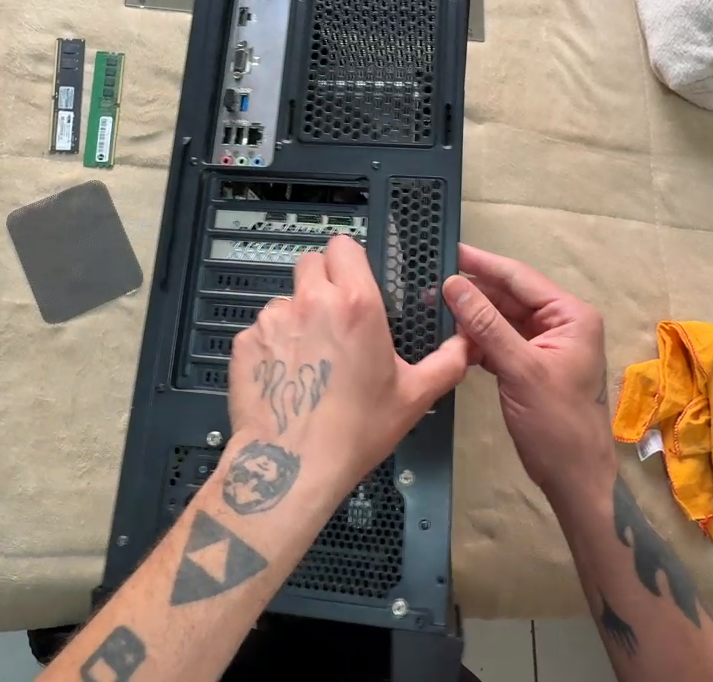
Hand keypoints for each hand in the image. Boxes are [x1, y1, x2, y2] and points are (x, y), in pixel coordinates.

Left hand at [225, 235, 470, 511]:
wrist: (293, 466)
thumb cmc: (356, 431)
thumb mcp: (414, 396)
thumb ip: (446, 362)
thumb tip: (466, 345)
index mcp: (355, 303)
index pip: (343, 246)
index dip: (349, 260)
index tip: (354, 281)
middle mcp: (311, 301)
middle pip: (310, 262)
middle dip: (322, 280)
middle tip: (334, 317)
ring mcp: (273, 319)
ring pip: (286, 297)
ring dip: (297, 315)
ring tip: (311, 356)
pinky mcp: (246, 342)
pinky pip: (261, 328)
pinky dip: (272, 343)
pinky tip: (287, 374)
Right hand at [444, 244, 615, 504]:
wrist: (574, 481)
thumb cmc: (557, 424)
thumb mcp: (520, 370)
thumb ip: (485, 324)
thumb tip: (453, 283)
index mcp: (570, 315)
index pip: (519, 278)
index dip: (482, 264)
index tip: (448, 250)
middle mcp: (560, 323)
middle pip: (508, 296)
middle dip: (472, 292)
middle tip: (429, 283)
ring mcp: (543, 344)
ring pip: (499, 318)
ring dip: (470, 317)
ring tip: (432, 307)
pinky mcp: (528, 364)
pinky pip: (497, 340)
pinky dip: (475, 340)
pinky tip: (449, 337)